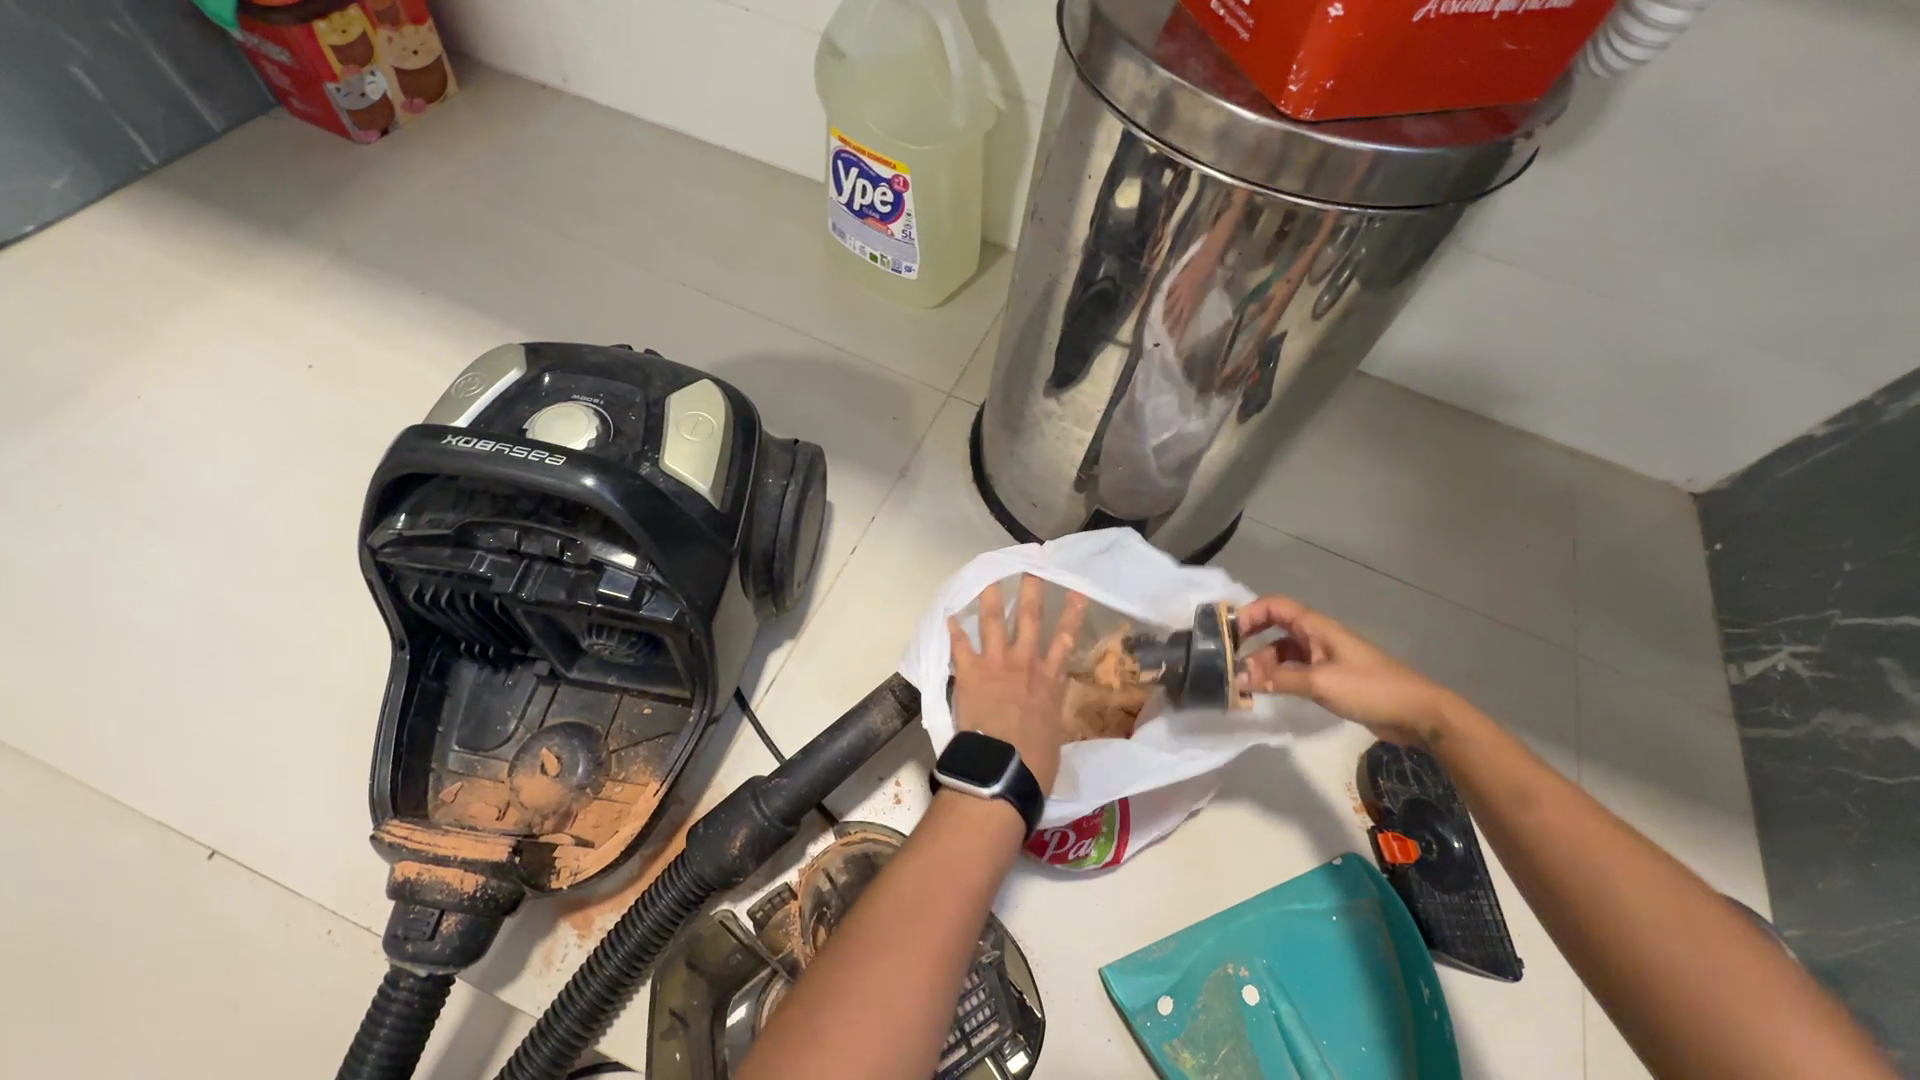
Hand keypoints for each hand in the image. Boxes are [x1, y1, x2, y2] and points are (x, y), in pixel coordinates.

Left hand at [948, 576, 1089, 795]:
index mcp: (1050, 680)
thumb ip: (1054, 710)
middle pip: (1029, 619)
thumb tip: (1054, 702)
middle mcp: (1026, 664)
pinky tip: (947, 613)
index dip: (1072, 614)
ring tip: (988, 576)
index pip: (1065, 640)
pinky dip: (953, 630)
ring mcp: (997, 665)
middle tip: (1031, 567)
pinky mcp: (970, 674)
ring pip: (993, 622)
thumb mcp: (1056, 732)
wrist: (1004, 769)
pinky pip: (959, 645)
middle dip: (1031, 591)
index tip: (1076, 590)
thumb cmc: (1036, 761)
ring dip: (990, 597)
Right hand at [1236, 595, 1465, 746]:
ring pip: (1283, 654)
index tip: (1226, 634)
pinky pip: (1294, 672)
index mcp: (1317, 627)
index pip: (1274, 606)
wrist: (1417, 713)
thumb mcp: (1320, 683)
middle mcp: (1317, 637)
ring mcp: (1324, 658)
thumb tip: (1238, 678)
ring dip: (1263, 666)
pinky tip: (1267, 694)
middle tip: (1229, 665)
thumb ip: (1278, 679)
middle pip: (1274, 630)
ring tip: (1245, 686)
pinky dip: (1278, 679)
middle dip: (1250, 644)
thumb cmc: (1369, 688)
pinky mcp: (1329, 678)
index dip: (1248, 613)